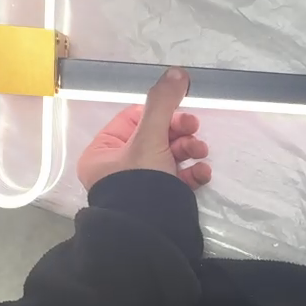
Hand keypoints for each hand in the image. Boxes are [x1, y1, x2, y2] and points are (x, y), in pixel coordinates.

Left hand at [75, 67, 211, 190]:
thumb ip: (163, 102)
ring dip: (189, 151)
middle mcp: (118, 168)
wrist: (151, 233)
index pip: (132, 119)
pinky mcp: (160, 200)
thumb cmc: (140, 181)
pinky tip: (202, 173)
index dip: (159, 114)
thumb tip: (178, 72)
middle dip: (180, 133)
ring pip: (169, 157)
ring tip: (201, 153)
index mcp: (102, 153)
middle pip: (154, 136)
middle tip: (195, 131)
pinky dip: (192, 173)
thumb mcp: (150, 136)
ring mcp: (140, 185)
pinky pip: (177, 180)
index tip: (180, 116)